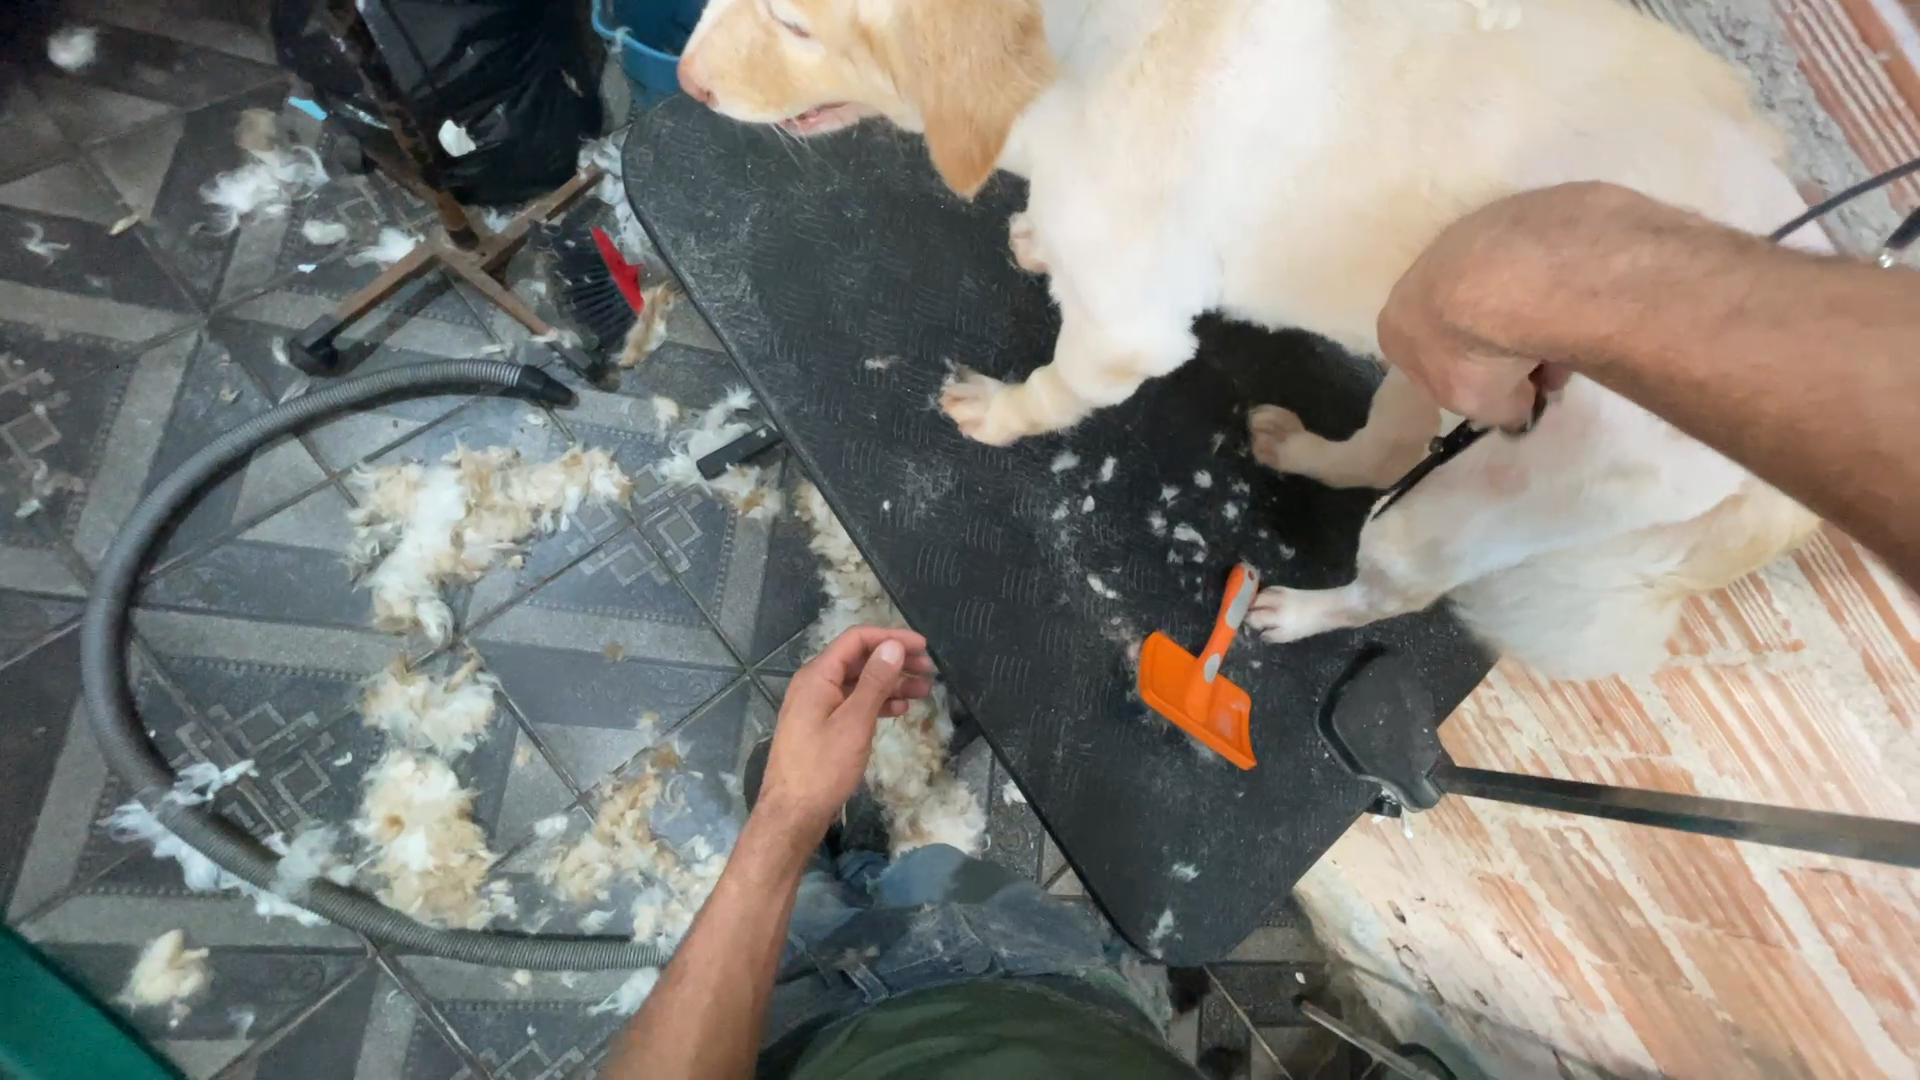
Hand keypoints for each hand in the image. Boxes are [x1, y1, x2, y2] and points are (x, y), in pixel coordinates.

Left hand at [756, 626, 935, 840]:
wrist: (792, 815)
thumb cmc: (823, 767)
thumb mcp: (854, 722)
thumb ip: (875, 681)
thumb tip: (893, 645)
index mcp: (817, 676)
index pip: (857, 640)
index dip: (891, 637)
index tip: (923, 646)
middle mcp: (815, 684)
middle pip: (859, 659)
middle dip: (895, 661)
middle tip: (929, 670)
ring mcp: (817, 706)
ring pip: (859, 682)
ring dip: (891, 683)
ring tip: (923, 691)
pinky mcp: (822, 726)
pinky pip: (854, 703)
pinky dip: (878, 702)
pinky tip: (900, 710)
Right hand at [1378, 182, 1701, 426]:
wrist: (1519, 275)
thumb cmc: (1475, 350)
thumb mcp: (1480, 403)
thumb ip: (1494, 407)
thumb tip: (1520, 404)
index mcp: (1395, 324)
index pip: (1428, 357)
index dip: (1470, 376)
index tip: (1510, 386)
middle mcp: (1419, 276)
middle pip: (1465, 316)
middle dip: (1505, 344)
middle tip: (1548, 365)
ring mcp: (1468, 235)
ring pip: (1503, 282)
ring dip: (1533, 309)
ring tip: (1575, 330)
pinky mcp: (1519, 207)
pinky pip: (1541, 253)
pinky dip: (1558, 274)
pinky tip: (1582, 292)